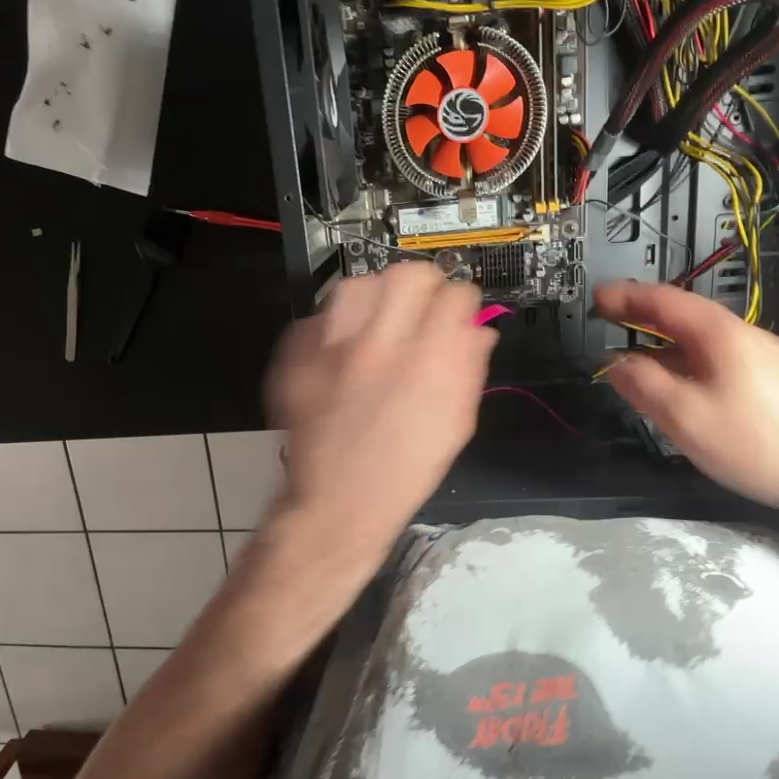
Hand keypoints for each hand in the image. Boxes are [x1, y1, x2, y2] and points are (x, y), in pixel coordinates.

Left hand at [265, 263, 497, 557]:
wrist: (340, 503)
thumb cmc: (402, 472)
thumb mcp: (455, 424)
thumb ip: (469, 368)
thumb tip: (478, 332)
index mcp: (430, 363)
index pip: (456, 296)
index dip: (463, 300)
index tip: (459, 308)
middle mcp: (381, 348)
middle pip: (407, 276)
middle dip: (423, 284)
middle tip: (422, 303)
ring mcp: (335, 351)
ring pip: (357, 285)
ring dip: (376, 296)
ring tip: (381, 318)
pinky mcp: (301, 361)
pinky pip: (319, 318)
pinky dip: (338, 325)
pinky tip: (349, 345)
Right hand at [593, 279, 778, 523]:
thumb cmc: (769, 444)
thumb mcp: (689, 418)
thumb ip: (646, 386)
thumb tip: (617, 365)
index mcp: (721, 335)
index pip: (664, 301)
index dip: (626, 297)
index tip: (600, 295)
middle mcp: (747, 339)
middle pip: (686, 318)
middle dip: (644, 319)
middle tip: (613, 320)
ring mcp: (767, 362)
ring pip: (704, 345)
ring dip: (666, 347)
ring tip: (637, 360)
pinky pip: (721, 366)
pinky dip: (690, 368)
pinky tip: (685, 393)